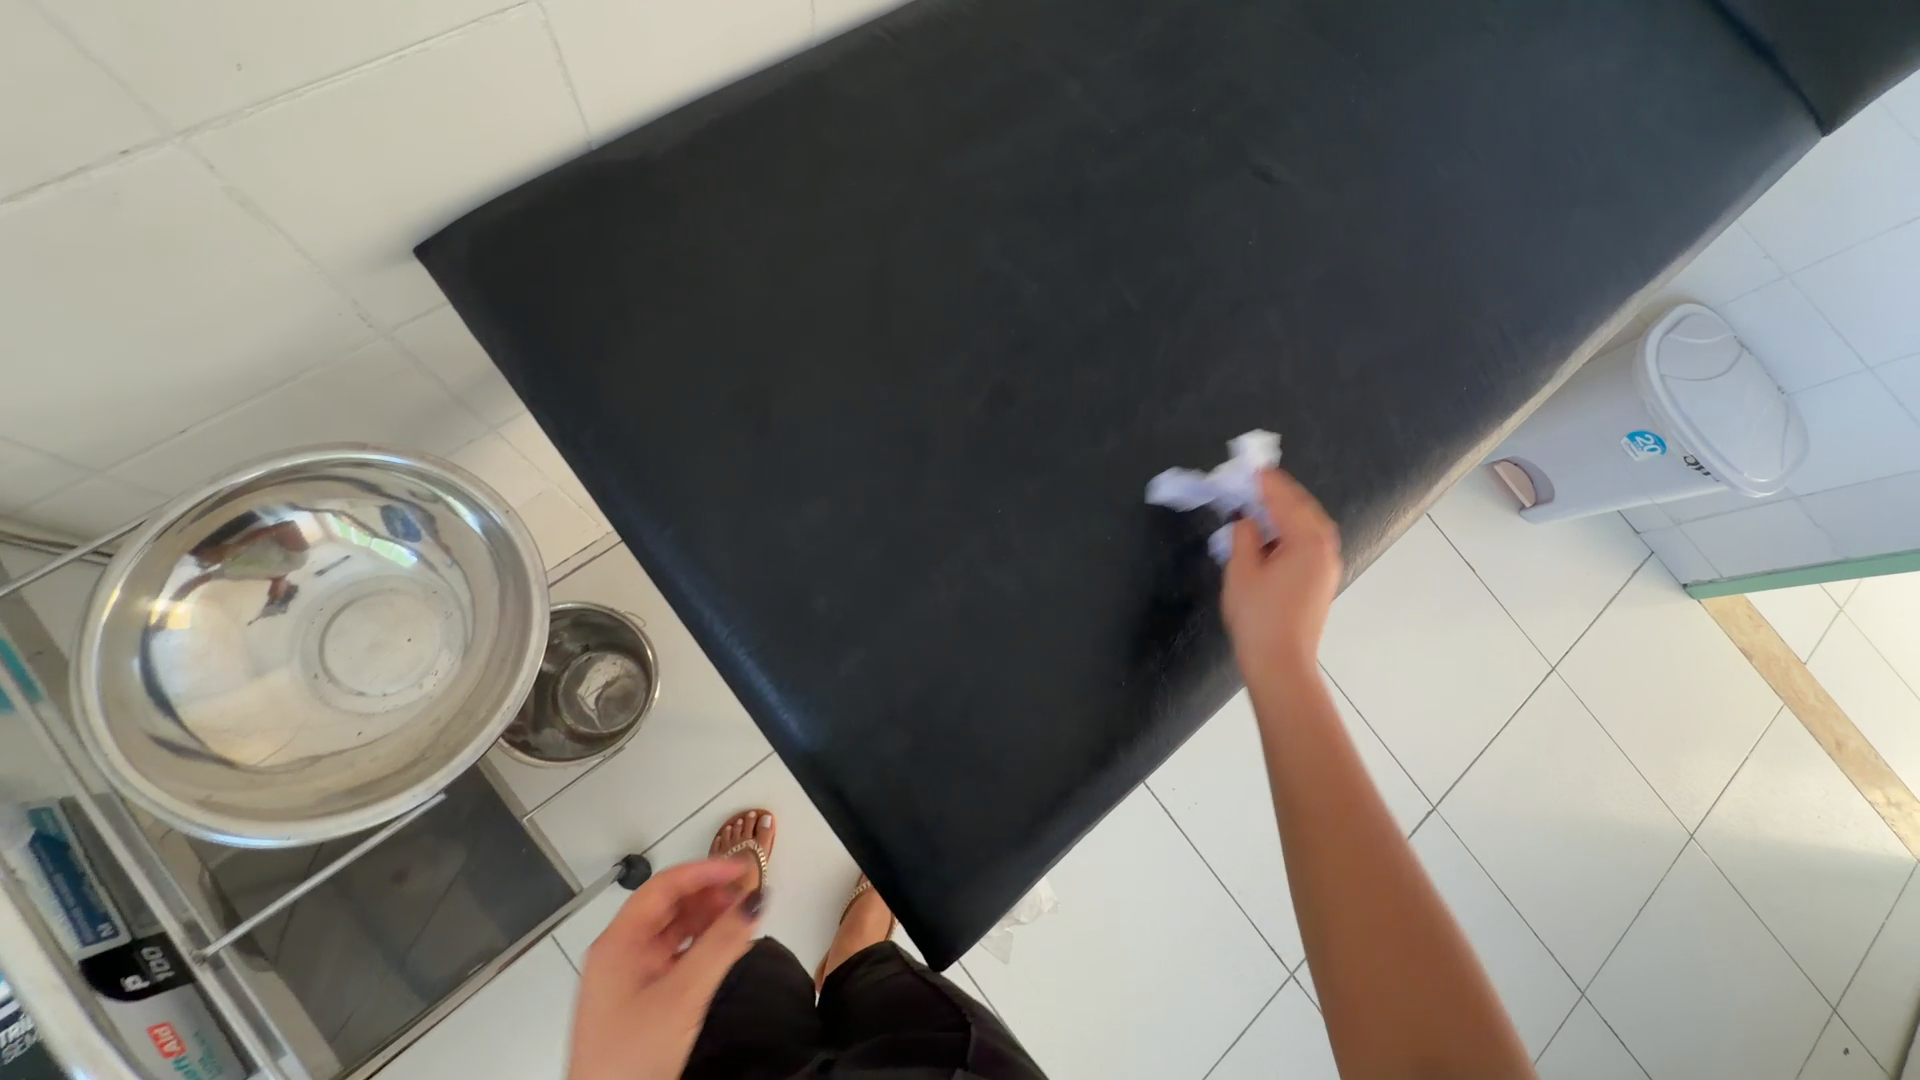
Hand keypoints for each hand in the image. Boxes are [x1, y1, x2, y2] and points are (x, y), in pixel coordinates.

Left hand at [567, 858, 761, 1079]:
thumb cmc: (636, 1055)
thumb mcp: (683, 996)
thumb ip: (721, 944)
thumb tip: (756, 900)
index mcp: (618, 942)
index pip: (663, 887)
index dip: (704, 871)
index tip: (742, 869)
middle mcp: (620, 952)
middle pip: (667, 905)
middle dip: (708, 894)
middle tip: (748, 894)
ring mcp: (629, 977)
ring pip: (672, 930)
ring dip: (707, 918)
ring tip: (742, 918)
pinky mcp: (640, 999)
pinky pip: (675, 956)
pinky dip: (701, 945)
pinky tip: (725, 948)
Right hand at [1221, 468, 1342, 681]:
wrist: (1280, 664)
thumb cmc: (1258, 617)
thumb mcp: (1241, 571)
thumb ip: (1245, 536)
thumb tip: (1248, 519)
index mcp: (1306, 541)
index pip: (1284, 500)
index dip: (1265, 482)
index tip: (1249, 466)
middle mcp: (1325, 548)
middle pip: (1303, 508)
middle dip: (1278, 492)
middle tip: (1252, 480)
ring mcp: (1327, 565)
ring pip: (1308, 525)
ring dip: (1285, 511)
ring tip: (1258, 502)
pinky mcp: (1321, 580)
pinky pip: (1308, 542)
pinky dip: (1289, 530)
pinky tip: (1270, 533)